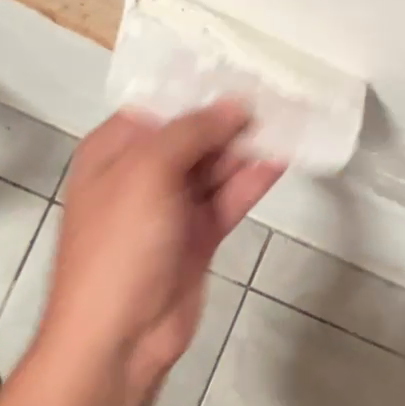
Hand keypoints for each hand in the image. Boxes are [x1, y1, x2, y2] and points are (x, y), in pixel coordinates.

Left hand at [44, 101, 282, 376]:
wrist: (119, 337)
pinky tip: (282, 160)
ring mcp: (169, 208)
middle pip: (191, 135)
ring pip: (214, 167)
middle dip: (230, 117)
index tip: (242, 68)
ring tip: (292, 119)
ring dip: (247, 148)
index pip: (159, 107)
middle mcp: (139, 174)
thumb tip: (233, 105)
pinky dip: (251, 181)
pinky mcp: (197, 237)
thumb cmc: (118, 247)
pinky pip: (227, 200)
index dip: (198, 89)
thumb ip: (190, 133)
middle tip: (280, 92)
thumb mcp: (145, 173)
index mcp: (112, 152)